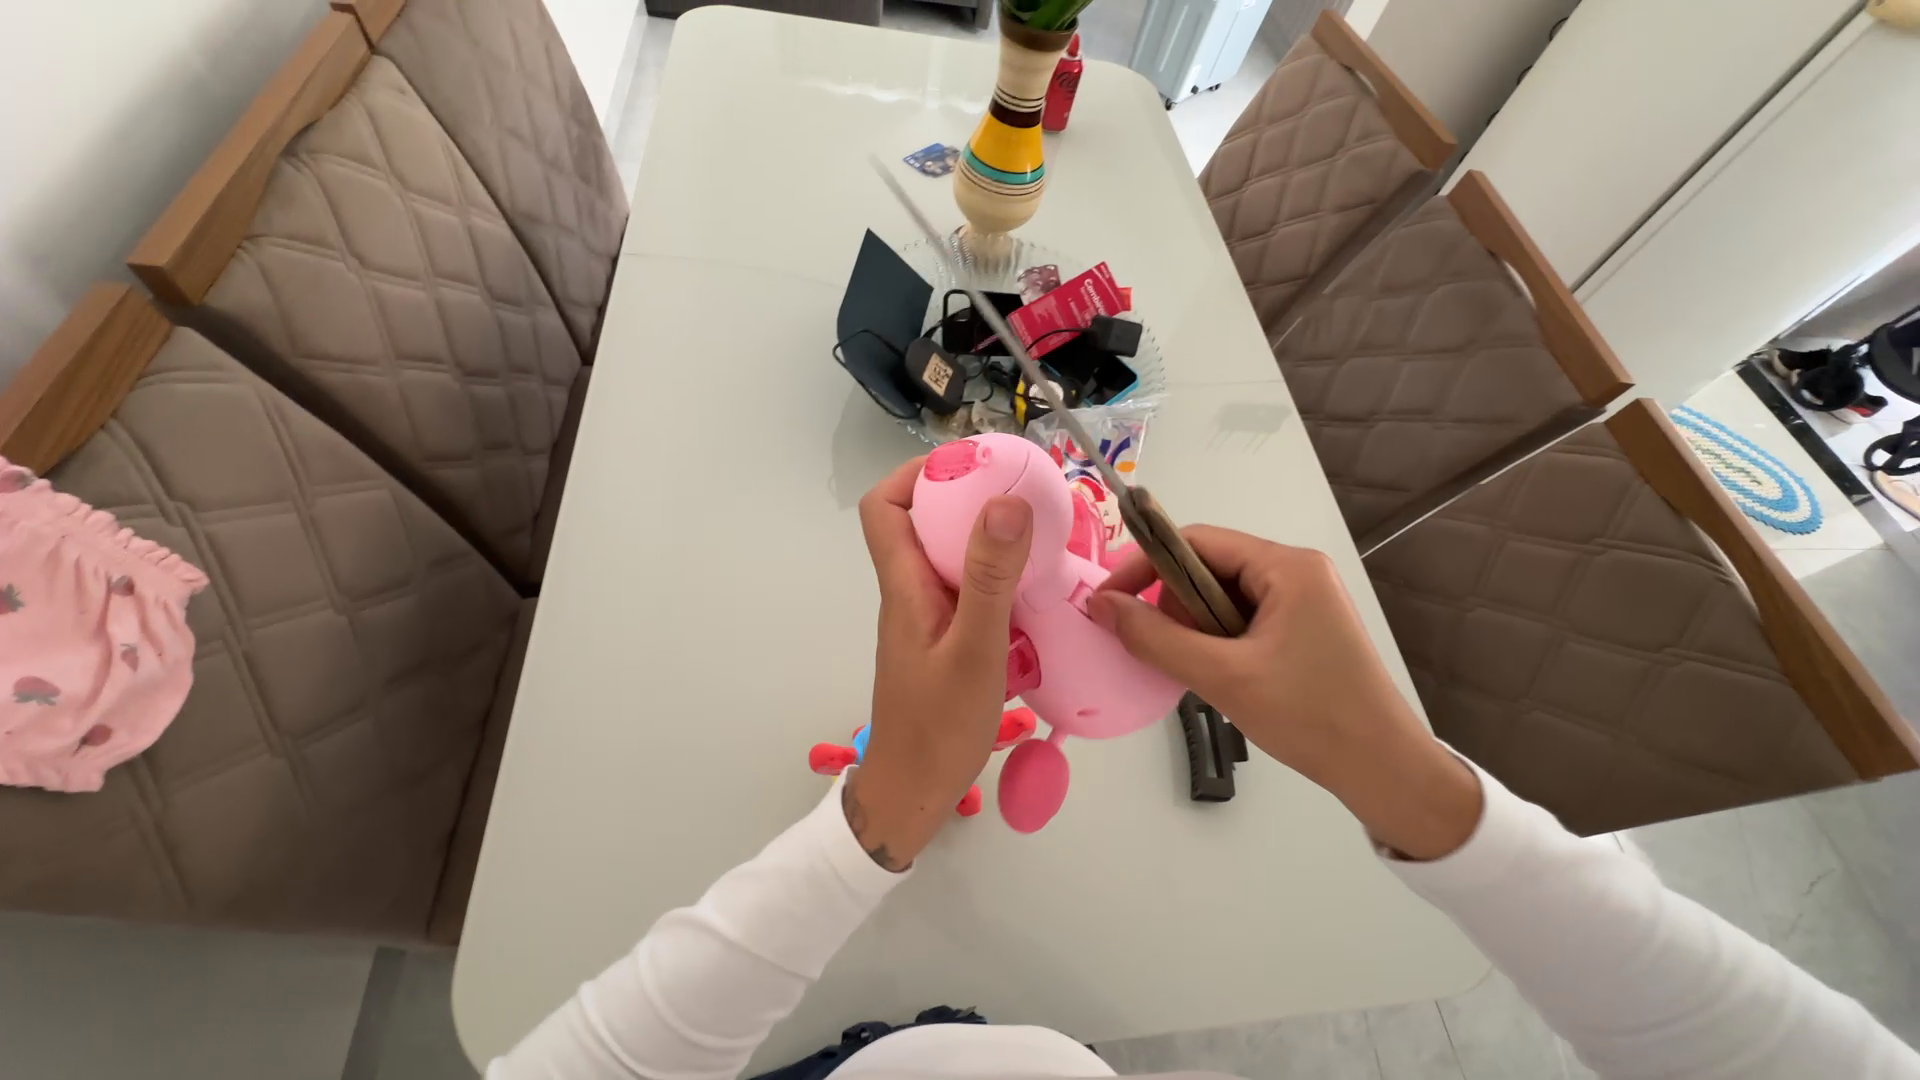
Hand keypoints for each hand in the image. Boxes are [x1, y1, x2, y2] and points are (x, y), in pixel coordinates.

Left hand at [849, 457, 1033, 870]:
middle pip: (921, 525)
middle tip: (1020, 496)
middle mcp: (910, 594)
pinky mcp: (944, 642)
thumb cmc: (939, 727)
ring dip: (984, 540)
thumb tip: (1005, 504)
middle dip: (965, 500)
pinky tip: (1032, 592)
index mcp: (905, 587)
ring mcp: (926, 620)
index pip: (883, 508)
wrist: (913, 792)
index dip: (916, 475)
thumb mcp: (975, 650)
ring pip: (946, 559)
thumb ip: (990, 579)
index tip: (971, 467)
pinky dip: (994, 579)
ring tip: (1037, 536)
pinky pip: (965, 592)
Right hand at [1087, 527, 1480, 859]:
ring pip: (1220, 595)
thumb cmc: (1310, 717)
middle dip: (1173, 604)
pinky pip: (1241, 617)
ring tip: (1200, 669)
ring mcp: (1304, 599)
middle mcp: (1297, 570)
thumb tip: (1098, 604)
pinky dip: (1217, 640)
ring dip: (1195, 627)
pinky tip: (1218, 672)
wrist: (1386, 771)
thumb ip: (1154, 637)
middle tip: (1163, 649)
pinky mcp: (1304, 627)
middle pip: (1207, 567)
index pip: (1196, 541)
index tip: (1108, 601)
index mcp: (1287, 566)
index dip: (1145, 566)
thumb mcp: (1223, 677)